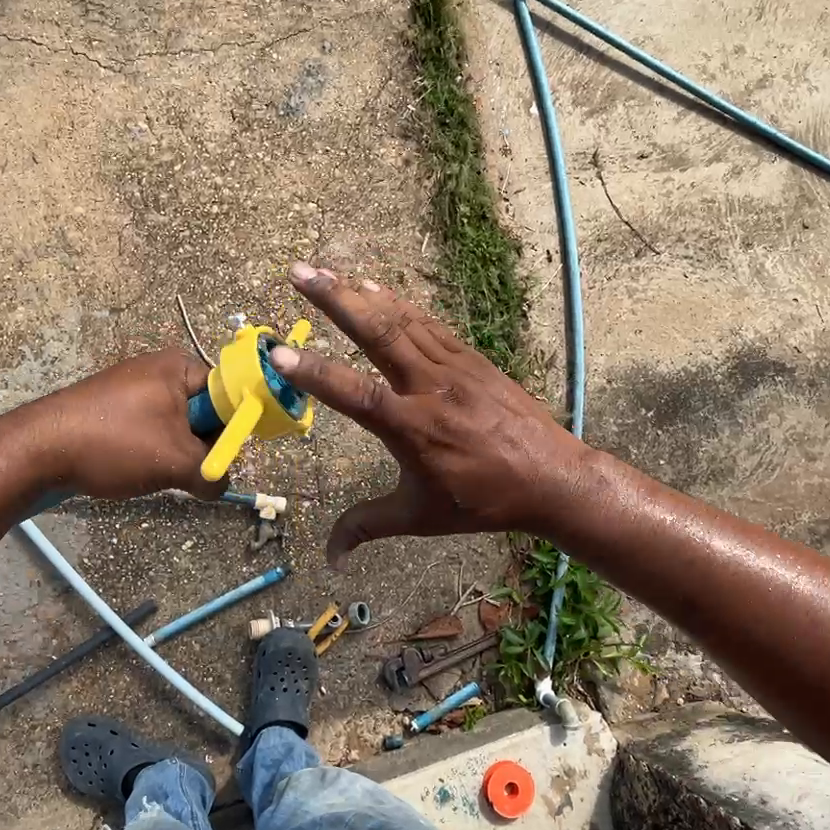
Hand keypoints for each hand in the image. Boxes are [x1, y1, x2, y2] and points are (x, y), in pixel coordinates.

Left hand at [14, 349, 226, 501]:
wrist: (37, 451)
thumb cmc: (115, 443)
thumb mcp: (176, 463)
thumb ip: (212, 474)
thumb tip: (219, 486)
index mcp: (178, 366)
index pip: (227, 394)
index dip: (231, 427)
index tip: (222, 456)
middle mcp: (157, 370)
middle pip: (202, 412)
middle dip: (199, 445)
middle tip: (188, 469)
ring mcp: (131, 389)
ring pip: (175, 427)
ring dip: (173, 454)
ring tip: (154, 471)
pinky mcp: (112, 409)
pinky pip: (149, 431)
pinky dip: (149, 453)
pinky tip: (132, 469)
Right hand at [269, 263, 596, 564]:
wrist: (551, 476)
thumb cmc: (482, 500)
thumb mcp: (420, 517)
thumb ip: (367, 525)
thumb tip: (330, 558)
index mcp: (412, 428)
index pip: (353, 394)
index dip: (314, 374)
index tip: (278, 352)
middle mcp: (428, 387)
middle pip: (376, 332)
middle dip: (333, 298)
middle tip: (297, 272)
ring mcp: (452, 366)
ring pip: (399, 320)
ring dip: (359, 292)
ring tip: (324, 270)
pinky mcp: (470, 358)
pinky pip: (426, 323)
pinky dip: (398, 303)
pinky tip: (376, 289)